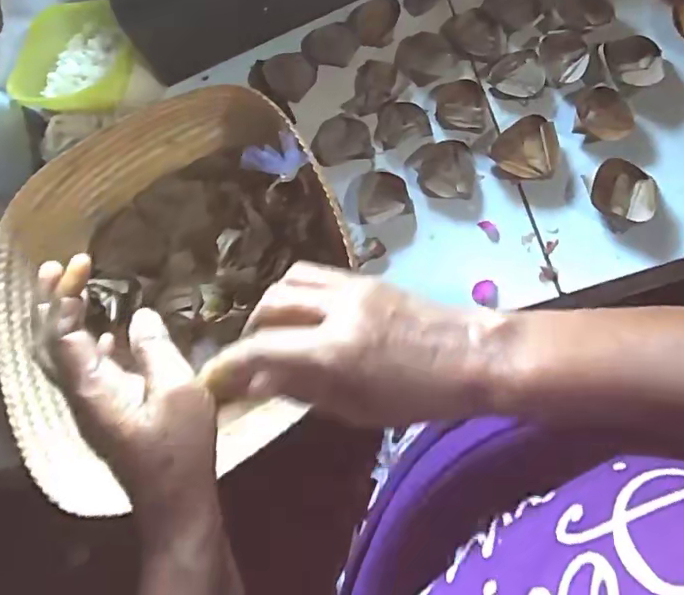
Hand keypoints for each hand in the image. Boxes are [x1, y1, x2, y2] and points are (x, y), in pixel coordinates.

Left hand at [38, 254, 218, 523]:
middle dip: (48, 302)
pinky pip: (82, 368)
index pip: (61, 333)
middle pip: (48, 343)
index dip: (64, 295)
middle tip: (53, 266)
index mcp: (91, 388)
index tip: (82, 262)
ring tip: (69, 287)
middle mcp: (80, 395)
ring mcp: (90, 405)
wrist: (175, 505)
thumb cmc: (178, 449)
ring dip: (61, 318)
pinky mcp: (104, 412)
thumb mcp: (177, 390)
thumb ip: (154, 348)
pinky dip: (84, 341)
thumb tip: (139, 316)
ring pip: (61, 355)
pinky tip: (104, 332)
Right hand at [199, 263, 511, 427]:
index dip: (230, 363)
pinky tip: (301, 312)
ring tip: (272, 330)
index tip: (212, 377)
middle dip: (250, 330)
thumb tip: (256, 382)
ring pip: (287, 280)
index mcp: (335, 352)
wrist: (471, 354)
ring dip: (270, 305)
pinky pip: (312, 274)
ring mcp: (349, 286)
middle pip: (270, 304)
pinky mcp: (360, 276)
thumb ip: (303, 390)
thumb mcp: (358, 410)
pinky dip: (294, 291)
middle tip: (248, 356)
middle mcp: (336, 310)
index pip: (264, 348)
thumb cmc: (419, 397)